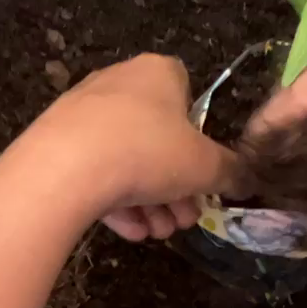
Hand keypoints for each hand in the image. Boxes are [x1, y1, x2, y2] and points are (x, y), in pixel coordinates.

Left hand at [1, 54, 240, 241]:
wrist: (66, 168)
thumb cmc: (148, 152)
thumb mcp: (204, 167)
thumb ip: (230, 172)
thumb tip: (248, 178)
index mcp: (158, 73)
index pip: (187, 96)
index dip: (197, 138)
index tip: (200, 173)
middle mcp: (119, 84)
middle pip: (158, 139)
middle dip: (175, 187)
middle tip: (183, 220)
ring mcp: (84, 114)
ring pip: (128, 161)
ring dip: (149, 203)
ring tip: (157, 234)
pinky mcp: (58, 144)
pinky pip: (96, 173)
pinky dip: (117, 203)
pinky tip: (131, 233)